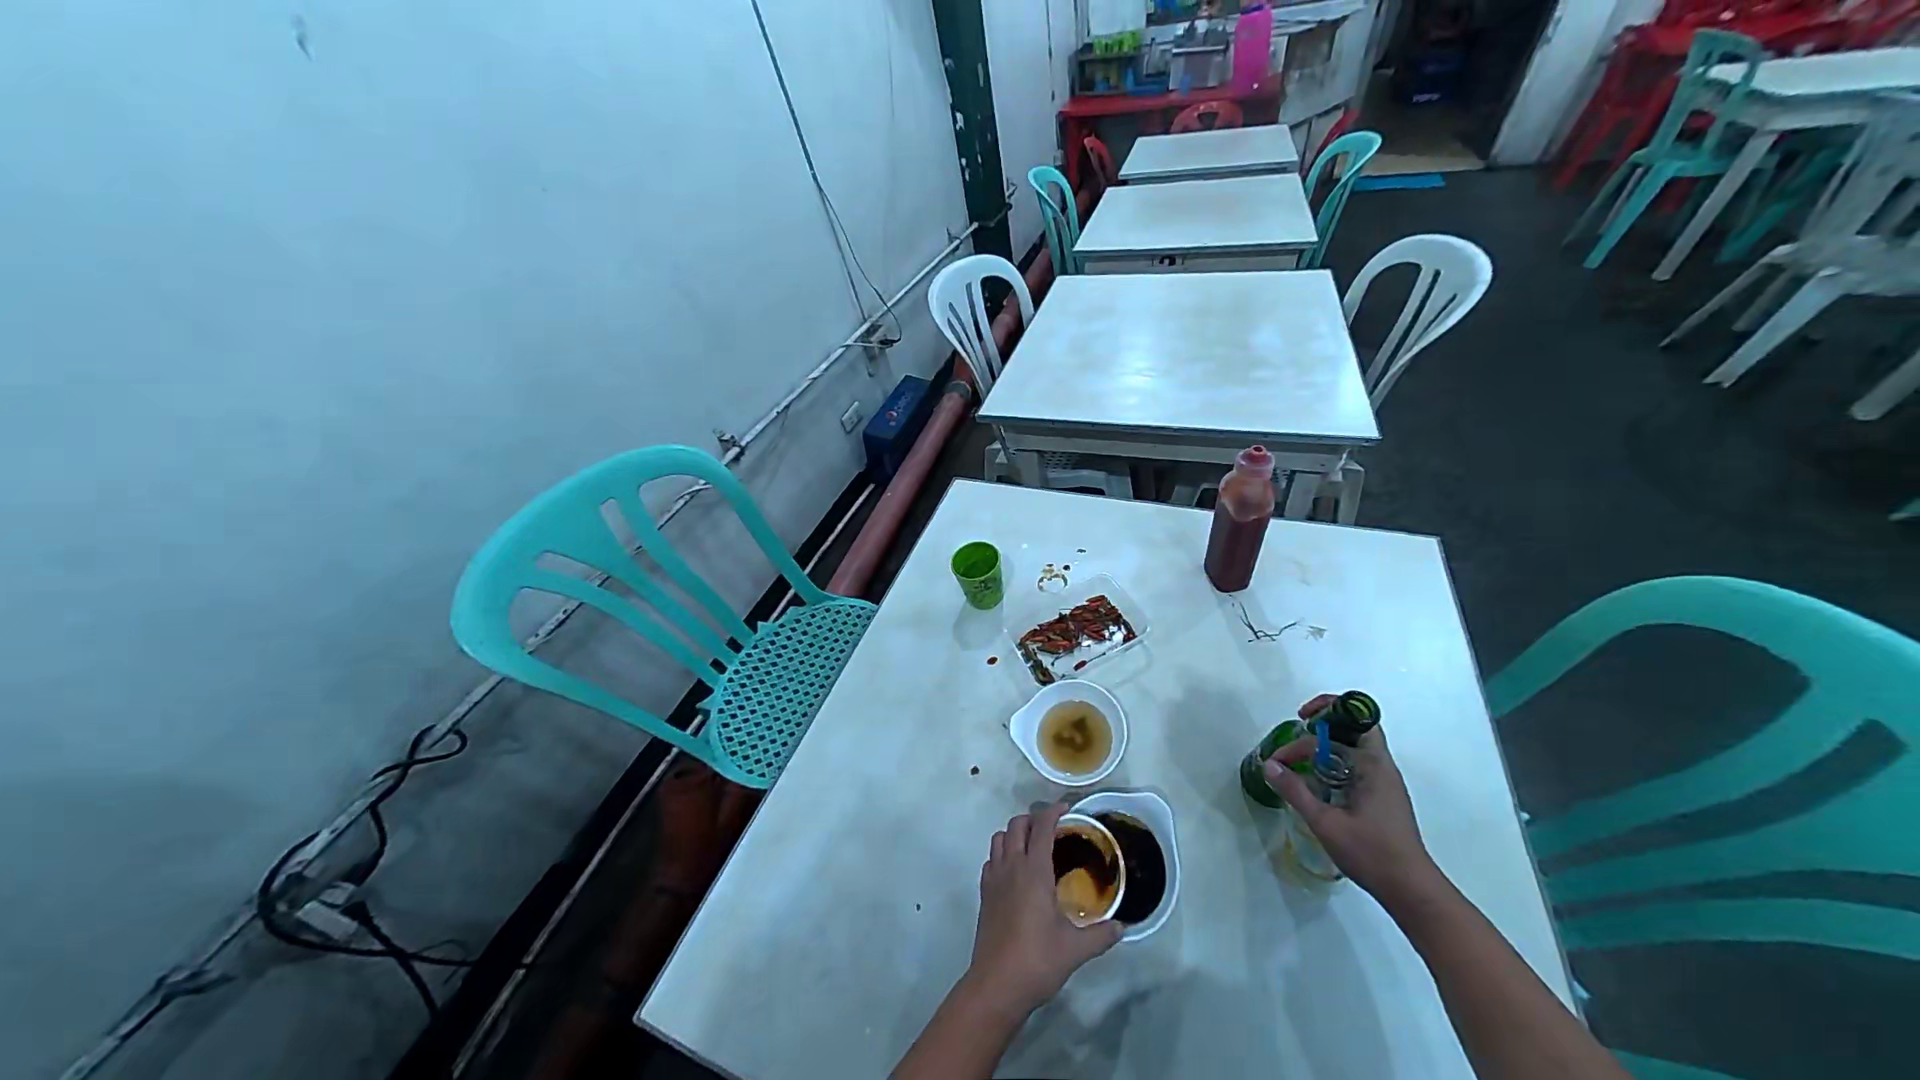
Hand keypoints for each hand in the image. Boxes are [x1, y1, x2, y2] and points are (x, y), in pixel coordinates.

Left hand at [965, 802, 1124, 1015]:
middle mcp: (1011, 867)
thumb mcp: (1076, 949)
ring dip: (1015, 834)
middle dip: (1033, 819)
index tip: (1067, 808)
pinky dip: (1002, 854)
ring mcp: (993, 879)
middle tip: (1053, 827)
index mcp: (1034, 871)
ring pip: (999, 839)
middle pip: (1016, 826)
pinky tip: (1015, 872)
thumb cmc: (1037, 960)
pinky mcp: (984, 894)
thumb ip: (1101, 935)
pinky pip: (991, 860)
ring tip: (1033, 845)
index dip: (1053, 812)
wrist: (996, 985)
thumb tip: (1122, 927)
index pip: (1041, 828)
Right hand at [1261, 705, 1441, 909]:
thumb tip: (1268, 765)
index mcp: (1373, 766)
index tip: (1279, 760)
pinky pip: (1358, 764)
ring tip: (1302, 755)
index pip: (1335, 734)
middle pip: (1357, 726)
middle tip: (1301, 725)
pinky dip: (1336, 761)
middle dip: (1328, 718)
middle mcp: (1383, 767)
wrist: (1410, 889)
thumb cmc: (1371, 853)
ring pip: (1357, 745)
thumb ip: (1295, 791)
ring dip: (1329, 742)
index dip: (1301, 742)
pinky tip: (1318, 781)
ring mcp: (1385, 782)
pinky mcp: (1383, 796)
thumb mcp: (1324, 822)